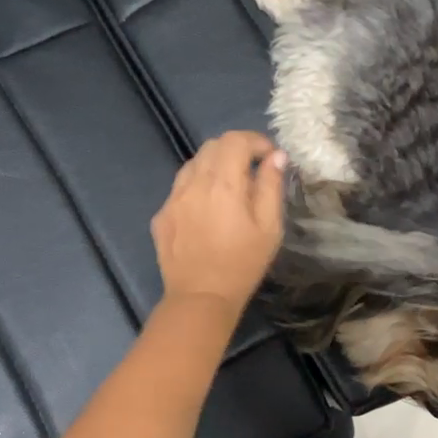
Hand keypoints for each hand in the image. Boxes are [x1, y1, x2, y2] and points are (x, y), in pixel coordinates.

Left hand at [151, 131, 287, 314]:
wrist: (200, 297)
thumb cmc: (242, 265)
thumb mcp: (269, 228)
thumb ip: (271, 187)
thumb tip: (275, 157)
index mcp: (223, 183)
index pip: (236, 140)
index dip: (256, 141)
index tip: (269, 156)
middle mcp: (193, 183)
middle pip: (212, 146)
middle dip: (235, 149)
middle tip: (252, 169)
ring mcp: (172, 199)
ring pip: (192, 164)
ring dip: (213, 166)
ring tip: (229, 188)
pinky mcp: (161, 215)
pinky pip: (179, 188)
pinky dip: (197, 186)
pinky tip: (206, 210)